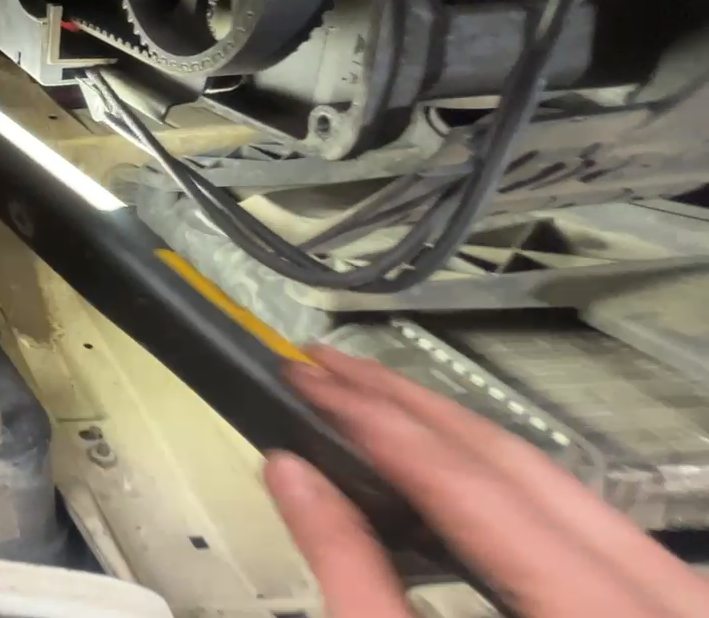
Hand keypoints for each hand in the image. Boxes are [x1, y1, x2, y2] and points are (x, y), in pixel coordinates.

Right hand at [265, 345, 708, 617]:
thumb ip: (348, 570)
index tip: (302, 376)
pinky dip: (496, 475)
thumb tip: (287, 470)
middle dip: (409, 403)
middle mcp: (669, 604)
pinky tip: (438, 459)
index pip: (471, 488)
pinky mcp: (667, 612)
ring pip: (560, 483)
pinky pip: (582, 519)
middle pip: (523, 465)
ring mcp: (682, 607)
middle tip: (322, 363)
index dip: (376, 420)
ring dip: (449, 428)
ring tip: (366, 394)